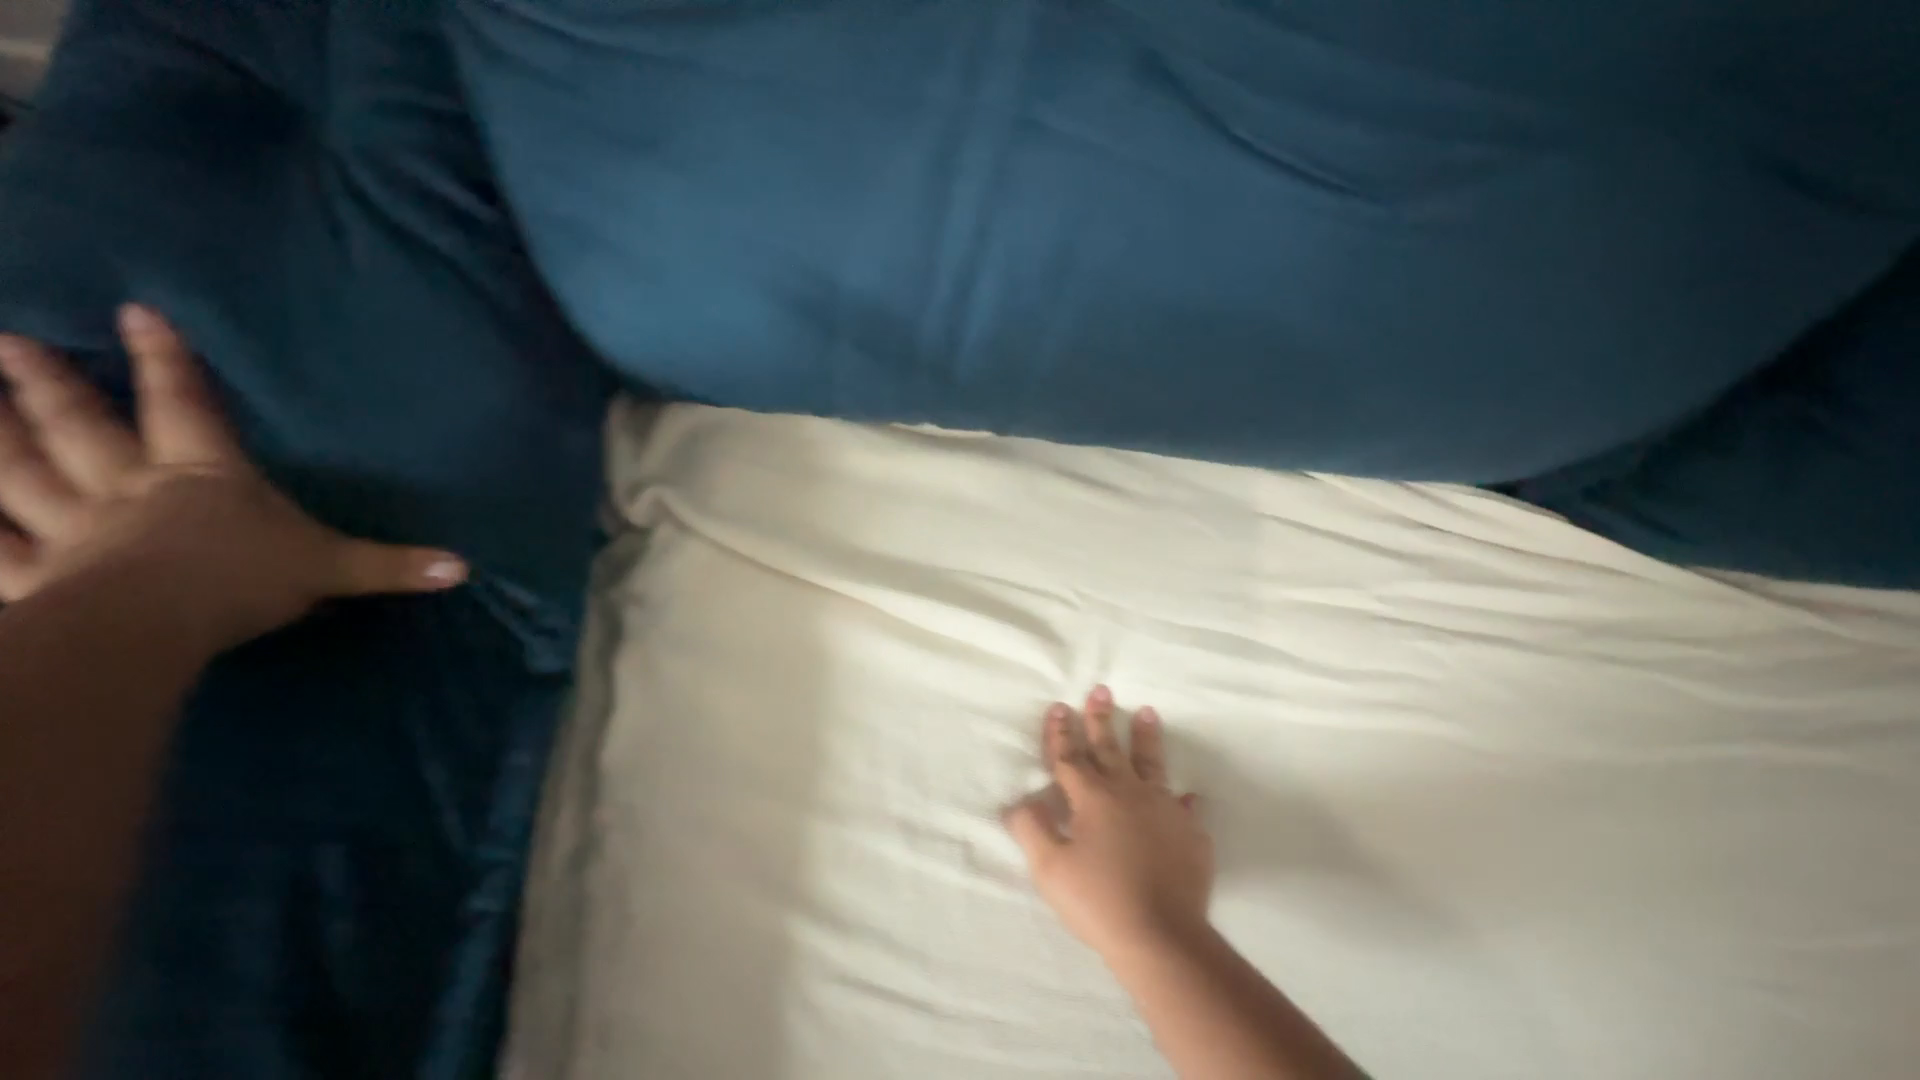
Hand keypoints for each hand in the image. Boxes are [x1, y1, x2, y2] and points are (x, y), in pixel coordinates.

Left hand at [0, 305, 466, 648]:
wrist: (151, 628)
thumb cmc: (243, 582)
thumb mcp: (334, 568)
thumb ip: (392, 565)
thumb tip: (465, 568)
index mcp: (202, 477)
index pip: (185, 407)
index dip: (166, 362)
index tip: (133, 312)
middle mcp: (128, 489)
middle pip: (82, 429)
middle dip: (49, 386)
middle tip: (9, 340)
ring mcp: (72, 531)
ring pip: (18, 475)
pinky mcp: (35, 577)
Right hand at [1005, 686, 1214, 961]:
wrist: (1162, 936)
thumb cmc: (1098, 901)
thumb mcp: (1050, 868)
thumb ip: (1032, 829)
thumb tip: (1017, 802)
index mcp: (1092, 798)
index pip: (1070, 757)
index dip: (1060, 732)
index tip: (1058, 706)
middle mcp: (1129, 794)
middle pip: (1110, 749)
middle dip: (1101, 719)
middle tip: (1101, 690)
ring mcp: (1164, 811)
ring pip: (1152, 765)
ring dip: (1147, 738)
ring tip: (1148, 712)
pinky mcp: (1190, 834)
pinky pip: (1185, 808)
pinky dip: (1182, 800)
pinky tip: (1187, 796)